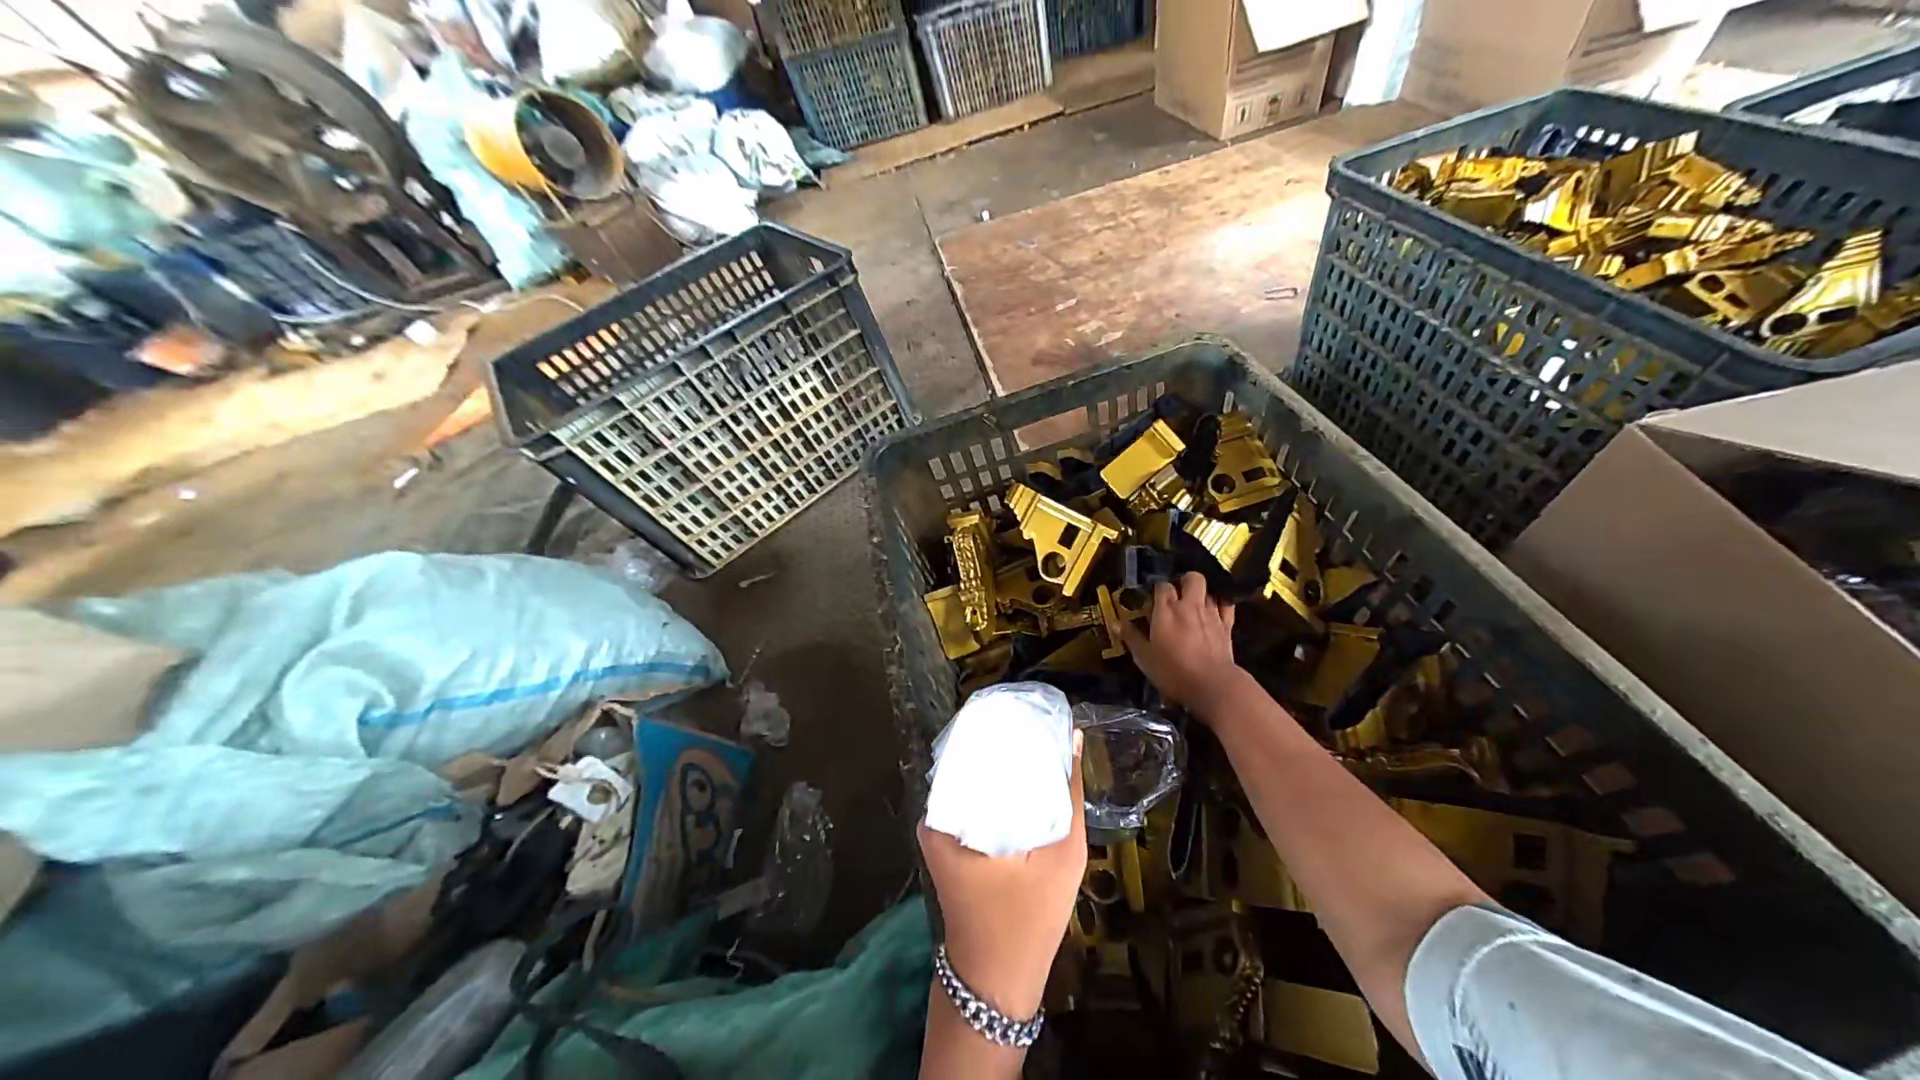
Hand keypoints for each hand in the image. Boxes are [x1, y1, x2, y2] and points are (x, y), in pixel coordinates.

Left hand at [917, 741, 1086, 1018]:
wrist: (996, 976)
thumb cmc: (1029, 917)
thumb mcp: (1062, 855)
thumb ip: (1069, 792)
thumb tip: (1074, 736)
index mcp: (949, 813)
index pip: (973, 748)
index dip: (1003, 726)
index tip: (1033, 709)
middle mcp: (933, 815)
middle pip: (970, 761)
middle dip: (1004, 742)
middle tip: (1041, 725)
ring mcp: (935, 830)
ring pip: (971, 780)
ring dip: (1000, 766)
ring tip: (1036, 744)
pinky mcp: (945, 842)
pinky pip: (969, 801)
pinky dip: (994, 789)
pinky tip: (1022, 780)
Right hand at [1123, 571, 1241, 715]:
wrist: (1212, 685)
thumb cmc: (1173, 671)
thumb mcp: (1144, 657)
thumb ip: (1131, 637)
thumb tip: (1117, 623)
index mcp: (1166, 610)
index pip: (1162, 586)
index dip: (1157, 589)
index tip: (1152, 599)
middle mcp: (1190, 605)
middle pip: (1192, 577)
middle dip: (1184, 581)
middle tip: (1177, 594)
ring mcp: (1211, 613)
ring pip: (1208, 590)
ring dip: (1200, 594)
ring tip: (1193, 605)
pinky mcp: (1227, 626)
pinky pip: (1227, 605)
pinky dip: (1221, 603)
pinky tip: (1215, 610)